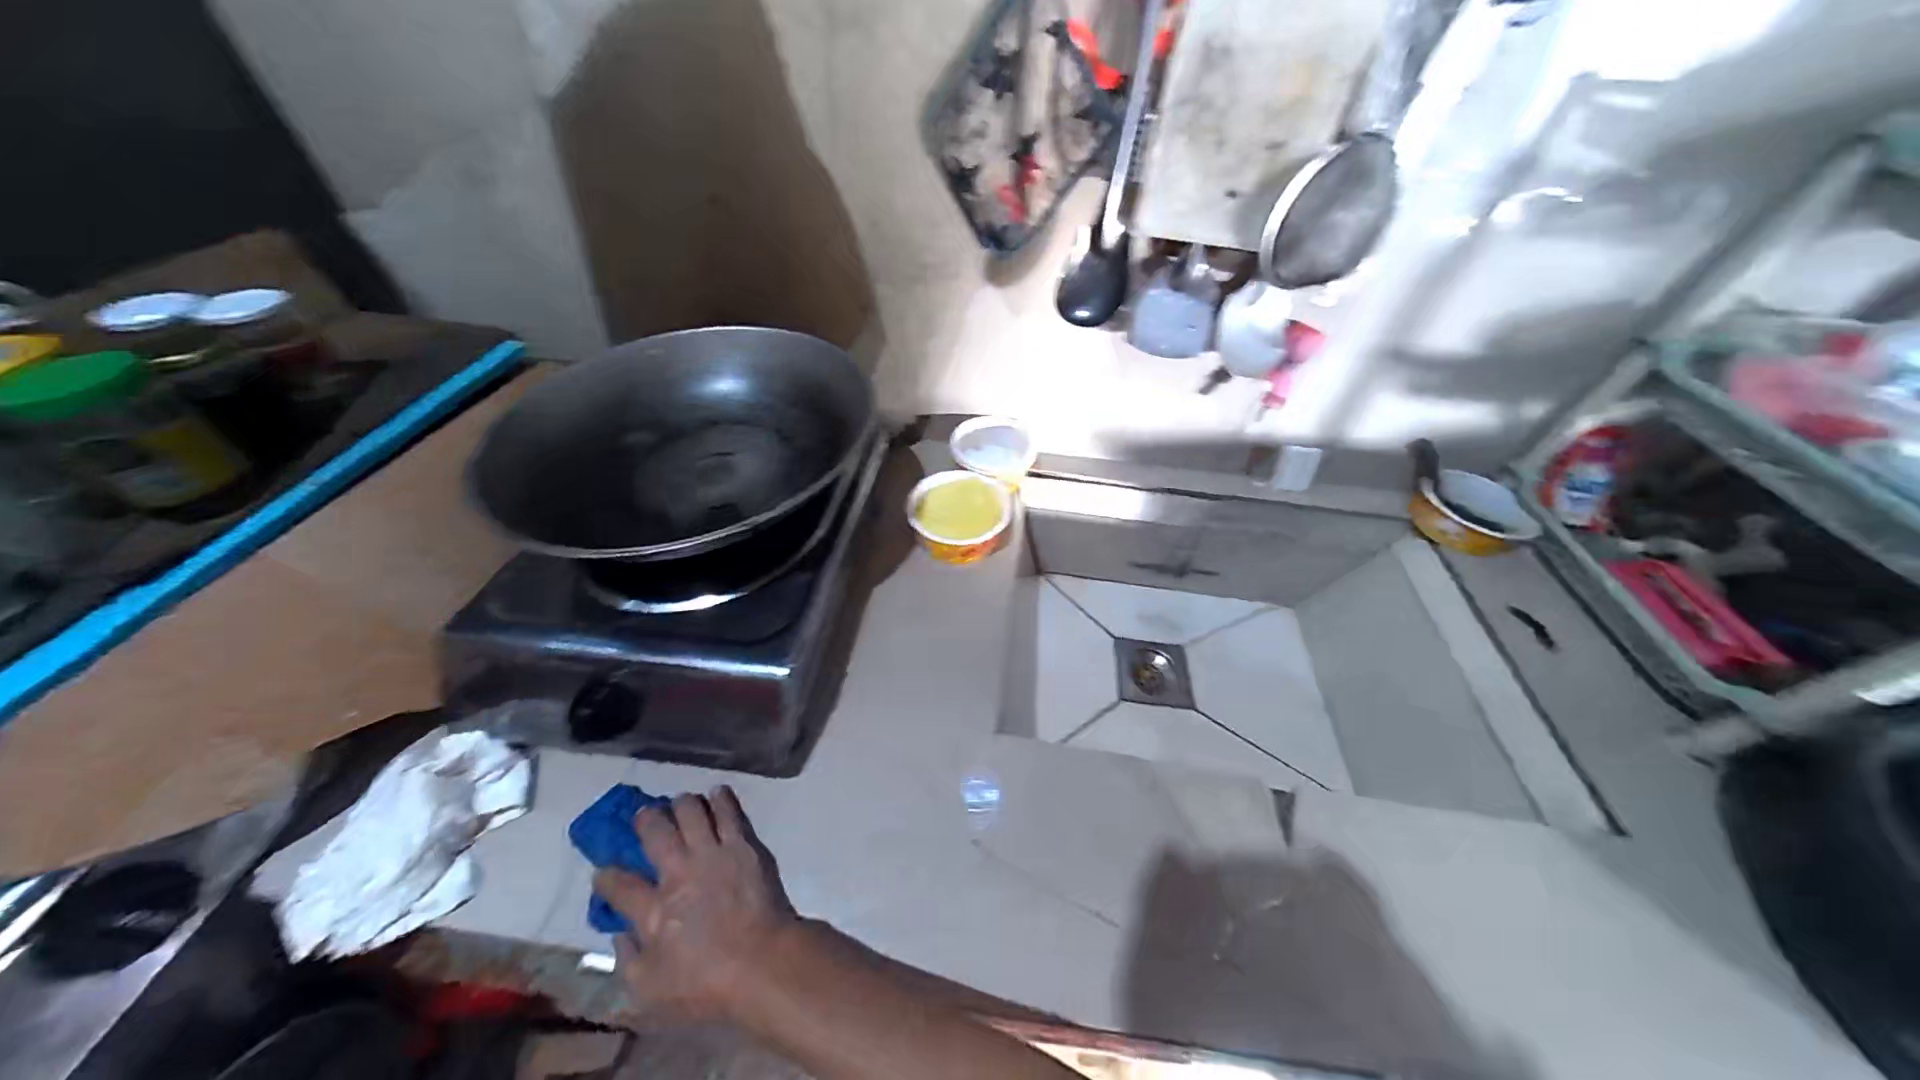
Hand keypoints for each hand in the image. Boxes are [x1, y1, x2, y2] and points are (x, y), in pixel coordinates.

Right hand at [594, 787, 798, 1023]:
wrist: (764, 961)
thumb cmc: (707, 984)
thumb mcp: (650, 991)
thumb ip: (628, 961)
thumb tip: (619, 935)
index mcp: (653, 910)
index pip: (619, 886)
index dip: (607, 877)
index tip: (603, 873)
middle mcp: (680, 872)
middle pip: (657, 832)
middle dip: (647, 819)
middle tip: (646, 815)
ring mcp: (713, 854)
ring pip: (692, 811)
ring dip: (683, 804)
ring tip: (682, 803)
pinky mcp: (744, 845)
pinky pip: (730, 812)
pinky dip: (721, 798)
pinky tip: (717, 794)